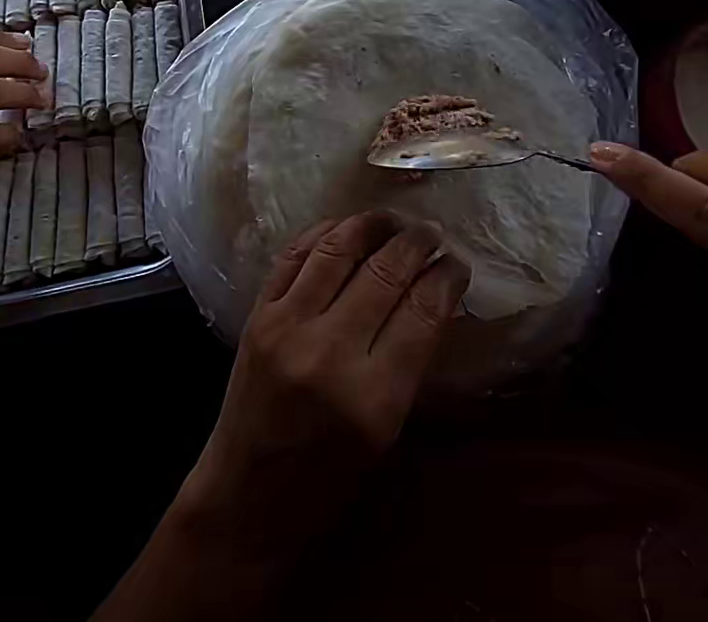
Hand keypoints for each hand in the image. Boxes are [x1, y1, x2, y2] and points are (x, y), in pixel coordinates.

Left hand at [174, 214, 470, 549]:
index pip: (422, 313)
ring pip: (335, 252)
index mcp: (373, 396)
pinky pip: (293, 257)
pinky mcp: (256, 314)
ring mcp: (285, 325)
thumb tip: (433, 296)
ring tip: (393, 218)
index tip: (458, 263)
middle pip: (383, 274)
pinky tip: (343, 226)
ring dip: (370, 226)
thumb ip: (408, 361)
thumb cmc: (329, 477)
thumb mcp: (387, 430)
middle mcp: (328, 351)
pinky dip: (322, 234)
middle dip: (415, 244)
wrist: (249, 490)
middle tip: (432, 232)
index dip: (446, 278)